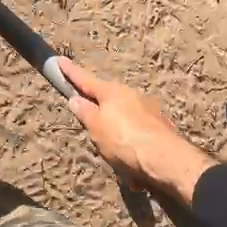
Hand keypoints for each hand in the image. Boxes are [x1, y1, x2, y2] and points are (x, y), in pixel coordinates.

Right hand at [58, 57, 216, 202]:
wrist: (167, 159)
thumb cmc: (125, 140)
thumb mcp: (97, 128)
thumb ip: (84, 112)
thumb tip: (75, 98)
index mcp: (110, 91)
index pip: (84, 79)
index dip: (70, 72)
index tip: (59, 59)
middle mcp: (129, 94)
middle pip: (107, 101)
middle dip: (101, 115)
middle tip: (97, 134)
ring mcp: (147, 108)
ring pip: (124, 120)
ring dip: (119, 136)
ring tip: (119, 162)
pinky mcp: (160, 125)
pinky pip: (139, 134)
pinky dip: (133, 146)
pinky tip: (134, 167)